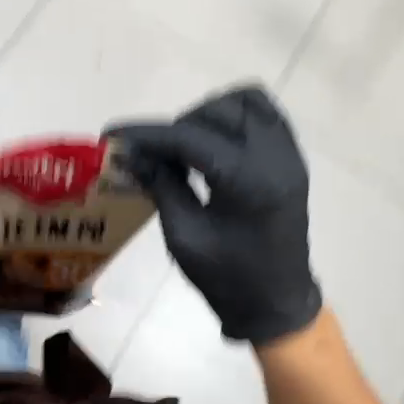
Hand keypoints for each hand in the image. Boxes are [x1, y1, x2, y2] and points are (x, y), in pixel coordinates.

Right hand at [109, 85, 320, 346]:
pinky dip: (234, 115)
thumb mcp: (184, 236)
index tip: (111, 134)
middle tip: (151, 152)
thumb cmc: (227, 278)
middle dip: (177, 126)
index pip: (189, 138)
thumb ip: (161, 185)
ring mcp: (289, 154)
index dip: (146, 134)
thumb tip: (128, 153)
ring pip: (245, 101)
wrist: (276, 302)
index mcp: (248, 182)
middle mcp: (274, 157)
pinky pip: (264, 113)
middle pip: (217, 112)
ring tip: (184, 143)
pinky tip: (211, 139)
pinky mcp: (291, 157)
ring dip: (208, 113)